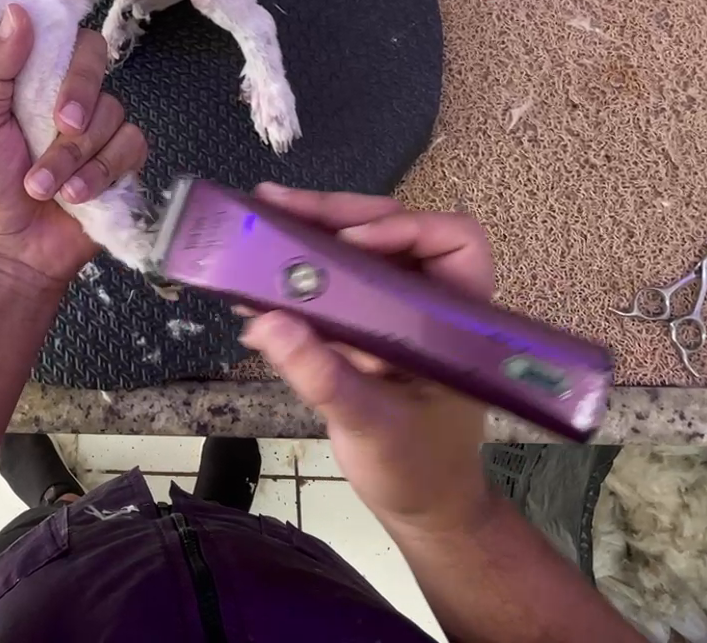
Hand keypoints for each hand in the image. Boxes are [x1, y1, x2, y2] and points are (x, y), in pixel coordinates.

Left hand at [0, 0, 147, 291]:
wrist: (7, 253)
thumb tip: (19, 10)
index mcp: (30, 77)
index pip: (54, 26)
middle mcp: (67, 93)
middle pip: (95, 59)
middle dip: (78, 93)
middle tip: (58, 126)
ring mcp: (98, 127)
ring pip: (114, 111)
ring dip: (77, 154)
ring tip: (46, 186)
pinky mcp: (120, 161)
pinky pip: (130, 146)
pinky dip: (100, 173)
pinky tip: (75, 195)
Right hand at [239, 184, 499, 538]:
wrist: (418, 501)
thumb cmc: (418, 468)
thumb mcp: (371, 426)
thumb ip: (323, 377)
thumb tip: (268, 323)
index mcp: (455, 318)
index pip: (453, 240)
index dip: (405, 228)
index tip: (353, 240)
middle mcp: (426, 299)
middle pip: (388, 227)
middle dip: (332, 213)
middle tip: (274, 203)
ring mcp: (390, 306)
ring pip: (353, 246)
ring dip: (306, 231)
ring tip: (256, 217)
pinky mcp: (360, 319)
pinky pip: (327, 280)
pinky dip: (291, 272)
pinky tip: (251, 280)